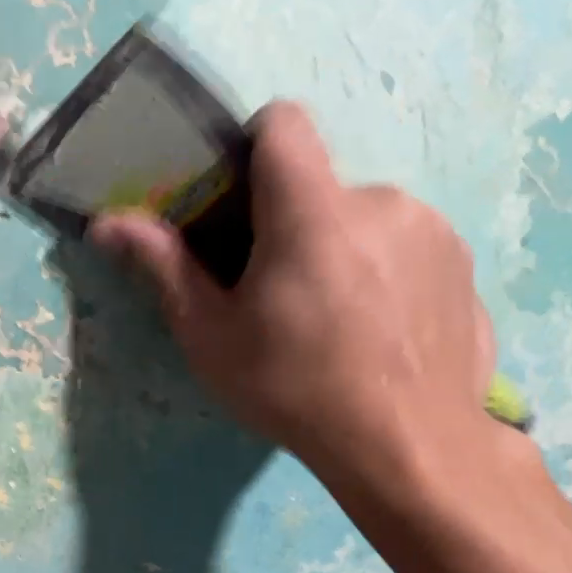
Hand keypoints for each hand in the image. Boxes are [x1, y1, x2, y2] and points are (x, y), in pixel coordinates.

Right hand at [90, 103, 498, 475]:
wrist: (411, 447)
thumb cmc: (292, 387)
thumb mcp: (209, 333)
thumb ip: (163, 265)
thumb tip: (106, 223)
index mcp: (311, 212)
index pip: (283, 125)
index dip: (250, 143)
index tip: (230, 195)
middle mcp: (380, 203)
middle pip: (314, 186)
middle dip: (284, 222)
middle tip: (267, 291)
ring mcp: (433, 231)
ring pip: (360, 218)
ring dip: (333, 248)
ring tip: (322, 317)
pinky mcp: (464, 263)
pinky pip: (403, 247)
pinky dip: (377, 272)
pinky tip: (368, 332)